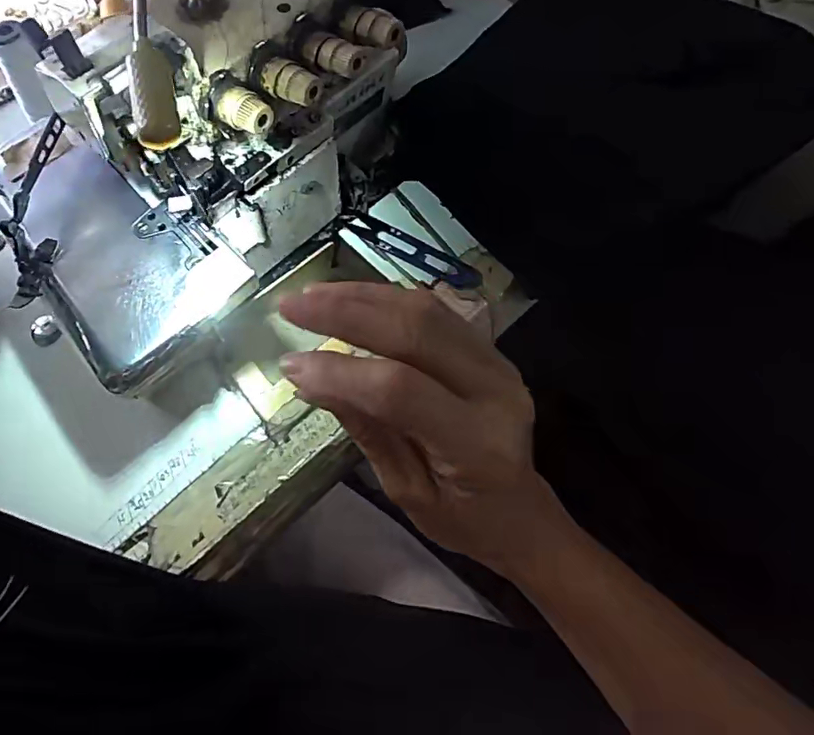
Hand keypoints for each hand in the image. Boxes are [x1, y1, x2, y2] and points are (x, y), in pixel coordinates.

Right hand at [278, 282, 571, 574]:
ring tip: (309, 295)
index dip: (340, 372)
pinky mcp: (486, 346)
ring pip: (421, 309)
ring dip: (358, 295)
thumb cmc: (462, 518)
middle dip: (343, 313)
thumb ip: (364, 428)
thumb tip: (307, 379)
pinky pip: (429, 307)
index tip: (289, 366)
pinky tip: (344, 295)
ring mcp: (496, 361)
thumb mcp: (404, 489)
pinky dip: (380, 296)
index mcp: (477, 445)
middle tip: (290, 307)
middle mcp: (495, 392)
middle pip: (413, 332)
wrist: (524, 514)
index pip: (399, 391)